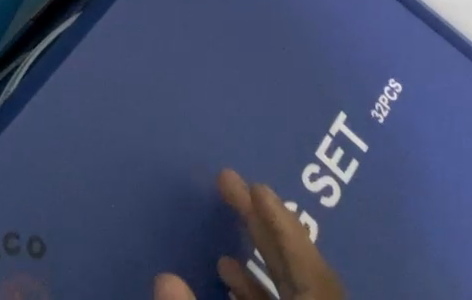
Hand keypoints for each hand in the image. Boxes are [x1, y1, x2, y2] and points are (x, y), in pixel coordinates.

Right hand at [154, 169, 345, 299]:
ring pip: (296, 292)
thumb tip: (163, 278)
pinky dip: (260, 293)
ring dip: (260, 259)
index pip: (308, 267)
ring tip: (223, 227)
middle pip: (302, 270)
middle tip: (229, 182)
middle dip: (263, 225)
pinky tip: (228, 276)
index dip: (281, 226)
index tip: (256, 186)